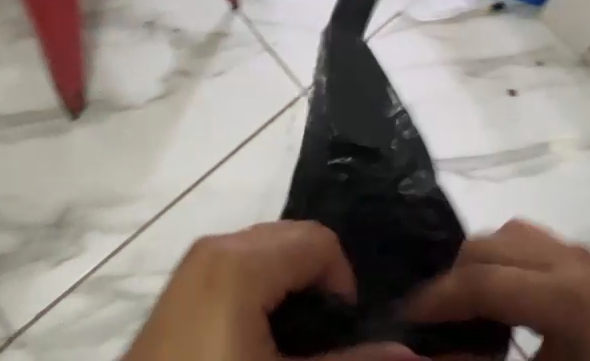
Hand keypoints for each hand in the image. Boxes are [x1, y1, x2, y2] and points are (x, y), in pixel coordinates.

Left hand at [122, 221, 419, 360]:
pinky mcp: (179, 290)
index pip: (319, 241)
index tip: (346, 334)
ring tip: (293, 345)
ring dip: (290, 288)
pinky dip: (260, 292)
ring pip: (264, 253)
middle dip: (317, 283)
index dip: (343, 284)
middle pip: (291, 239)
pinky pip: (236, 269)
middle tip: (324, 341)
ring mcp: (192, 266)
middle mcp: (216, 246)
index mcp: (241, 261)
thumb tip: (410, 353)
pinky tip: (258, 342)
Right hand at [406, 220, 589, 360]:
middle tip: (431, 320)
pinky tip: (504, 304)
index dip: (436, 299)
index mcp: (563, 294)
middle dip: (454, 278)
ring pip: (512, 235)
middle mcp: (572, 261)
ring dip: (482, 265)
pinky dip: (508, 262)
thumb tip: (413, 351)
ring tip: (465, 309)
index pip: (480, 280)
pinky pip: (536, 245)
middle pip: (491, 245)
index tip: (402, 317)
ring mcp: (586, 259)